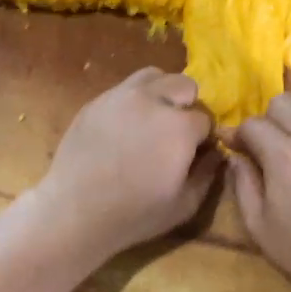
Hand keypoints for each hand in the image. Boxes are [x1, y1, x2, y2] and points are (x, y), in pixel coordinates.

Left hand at [36, 68, 221, 256]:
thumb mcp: (184, 205)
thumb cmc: (134, 215)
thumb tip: (216, 153)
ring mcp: (120, 96)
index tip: (195, 153)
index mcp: (180, 126)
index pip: (206, 119)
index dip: (204, 137)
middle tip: (175, 134)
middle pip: (184, 86)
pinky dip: (132, 101)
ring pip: (153, 76)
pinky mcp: (96, 101)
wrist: (74, 211)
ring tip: (152, 120)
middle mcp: (152, 100)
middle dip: (186, 106)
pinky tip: (124, 128)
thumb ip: (207, 174)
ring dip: (161, 93)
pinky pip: (123, 89)